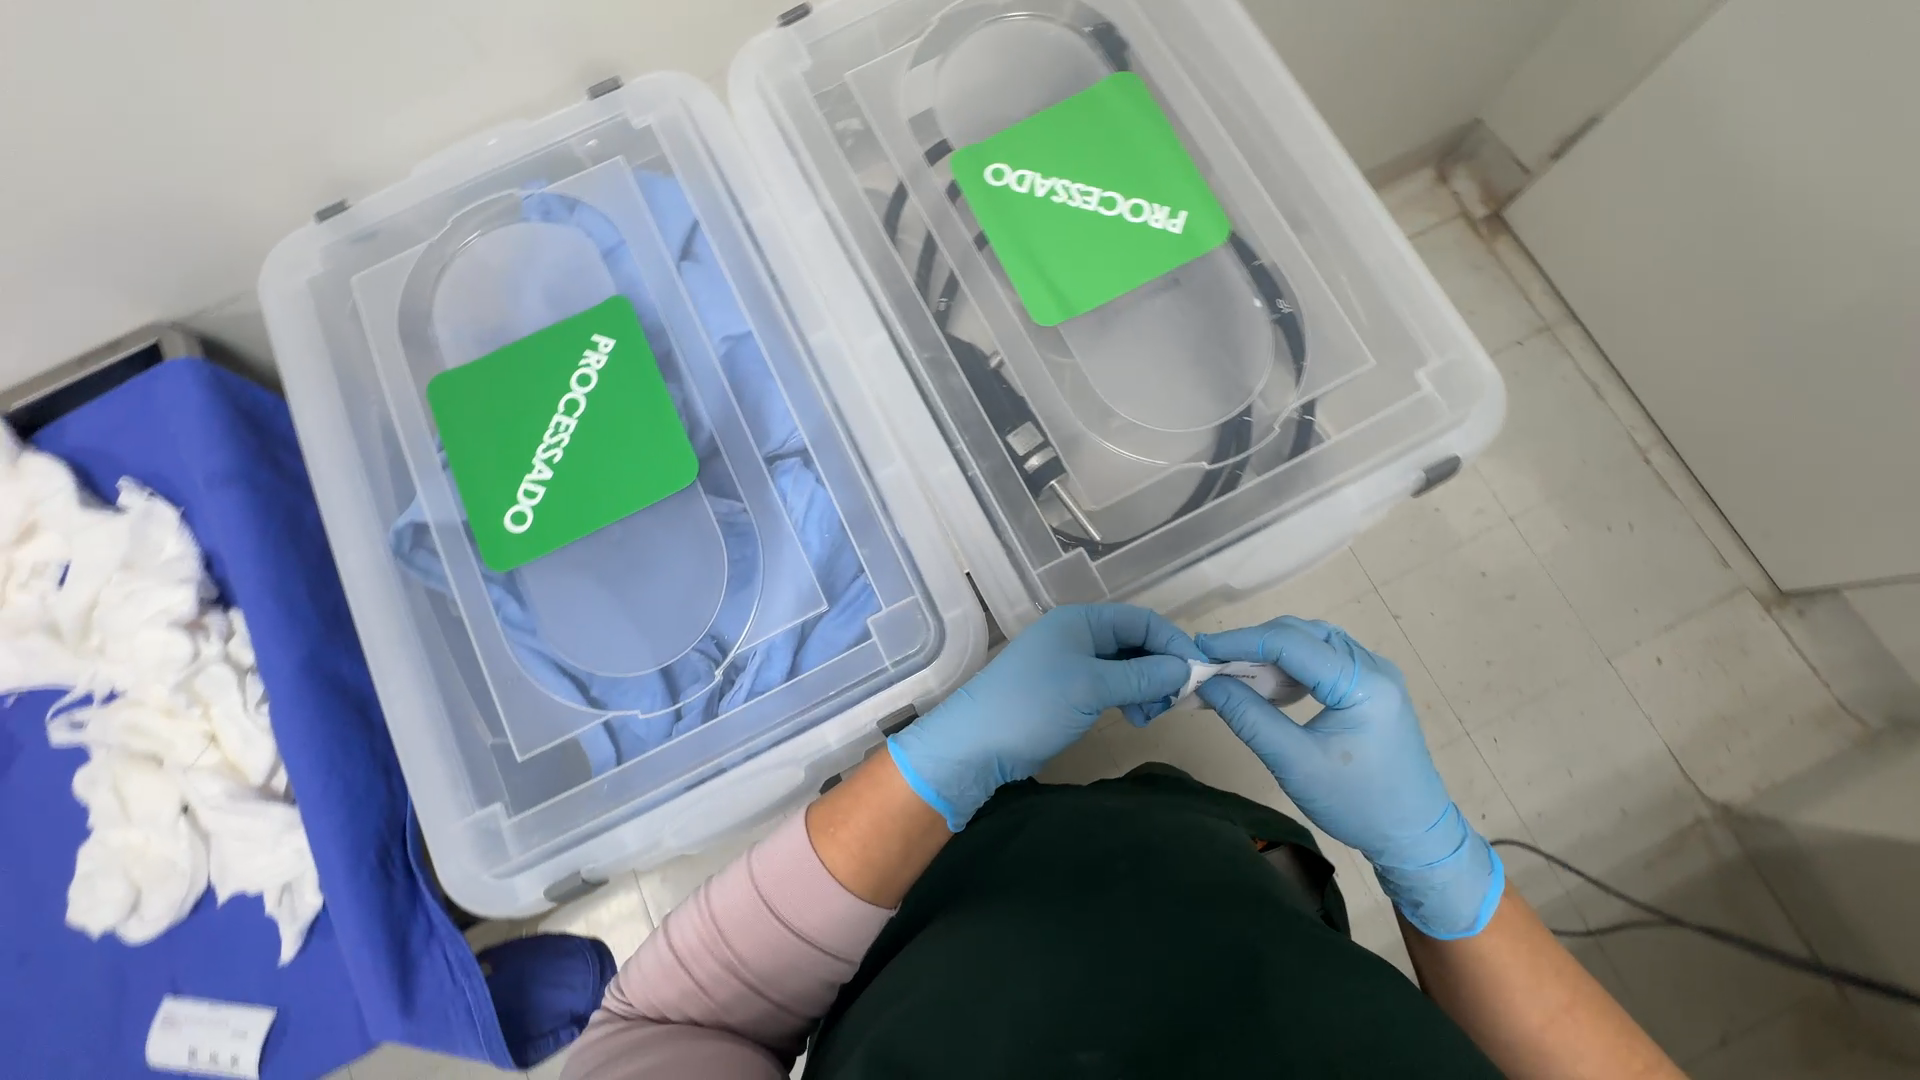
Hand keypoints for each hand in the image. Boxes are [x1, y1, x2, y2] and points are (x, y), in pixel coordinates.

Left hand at [888, 603, 1201, 830]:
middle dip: (1161, 669)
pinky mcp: (1066, 692)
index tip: (1200, 674)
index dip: (1173, 642)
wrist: (976, 745)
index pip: (1141, 620)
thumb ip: (1141, 676)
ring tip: (1151, 716)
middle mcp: (1077, 635)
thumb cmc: (1033, 704)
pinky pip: (1109, 687)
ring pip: (1125, 668)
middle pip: (1135, 643)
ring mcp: (1070, 664)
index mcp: (1081, 621)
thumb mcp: (1091, 687)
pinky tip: (1134, 719)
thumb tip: (1187, 669)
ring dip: (1146, 688)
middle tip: (1177, 702)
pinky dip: (1128, 699)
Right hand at [1194, 616, 1502, 938]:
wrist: (1414, 837)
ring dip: (1268, 652)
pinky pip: (1321, 659)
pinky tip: (1266, 685)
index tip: (1199, 649)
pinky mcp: (1369, 686)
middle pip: (1301, 633)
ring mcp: (1374, 674)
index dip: (1240, 641)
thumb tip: (1206, 683)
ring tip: (1232, 671)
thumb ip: (1248, 716)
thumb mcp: (1293, 762)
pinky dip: (1288, 665)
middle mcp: (1372, 666)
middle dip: (1252, 643)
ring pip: (1310, 641)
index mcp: (1362, 682)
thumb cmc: (1357, 804)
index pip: (1290, 643)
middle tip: (1210, 661)